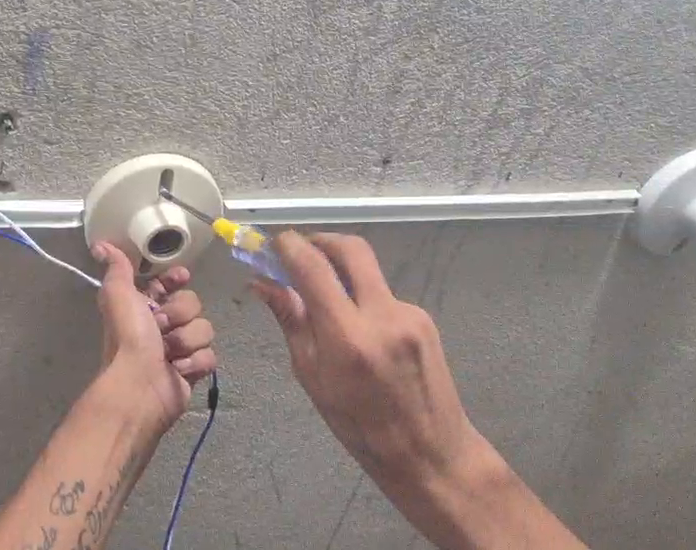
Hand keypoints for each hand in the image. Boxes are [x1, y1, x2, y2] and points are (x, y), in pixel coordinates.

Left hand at [91, 242, 217, 433]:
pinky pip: (210, 356)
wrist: (140, 384)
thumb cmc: (128, 335)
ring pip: (204, 329)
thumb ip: (116, 267)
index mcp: (143, 304)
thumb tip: (99, 245)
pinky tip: (179, 368)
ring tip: (168, 352)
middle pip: (192, 303)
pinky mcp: (193, 370)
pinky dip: (195, 362)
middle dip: (179, 314)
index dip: (176, 279)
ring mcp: (179, 347)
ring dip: (185, 340)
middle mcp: (161, 324)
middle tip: (160, 326)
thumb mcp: (118, 293)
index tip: (181, 276)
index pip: (169, 283)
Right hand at [251, 231, 484, 496]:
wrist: (434, 456)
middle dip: (319, 241)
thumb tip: (261, 282)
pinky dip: (360, 297)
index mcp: (348, 336)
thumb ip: (290, 320)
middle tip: (298, 254)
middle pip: (350, 248)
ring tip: (323, 301)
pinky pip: (381, 293)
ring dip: (339, 273)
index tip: (270, 246)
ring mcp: (409, 315)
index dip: (287, 246)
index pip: (313, 265)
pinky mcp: (424, 319)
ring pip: (366, 271)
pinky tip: (356, 327)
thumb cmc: (360, 425)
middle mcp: (382, 316)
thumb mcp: (311, 376)